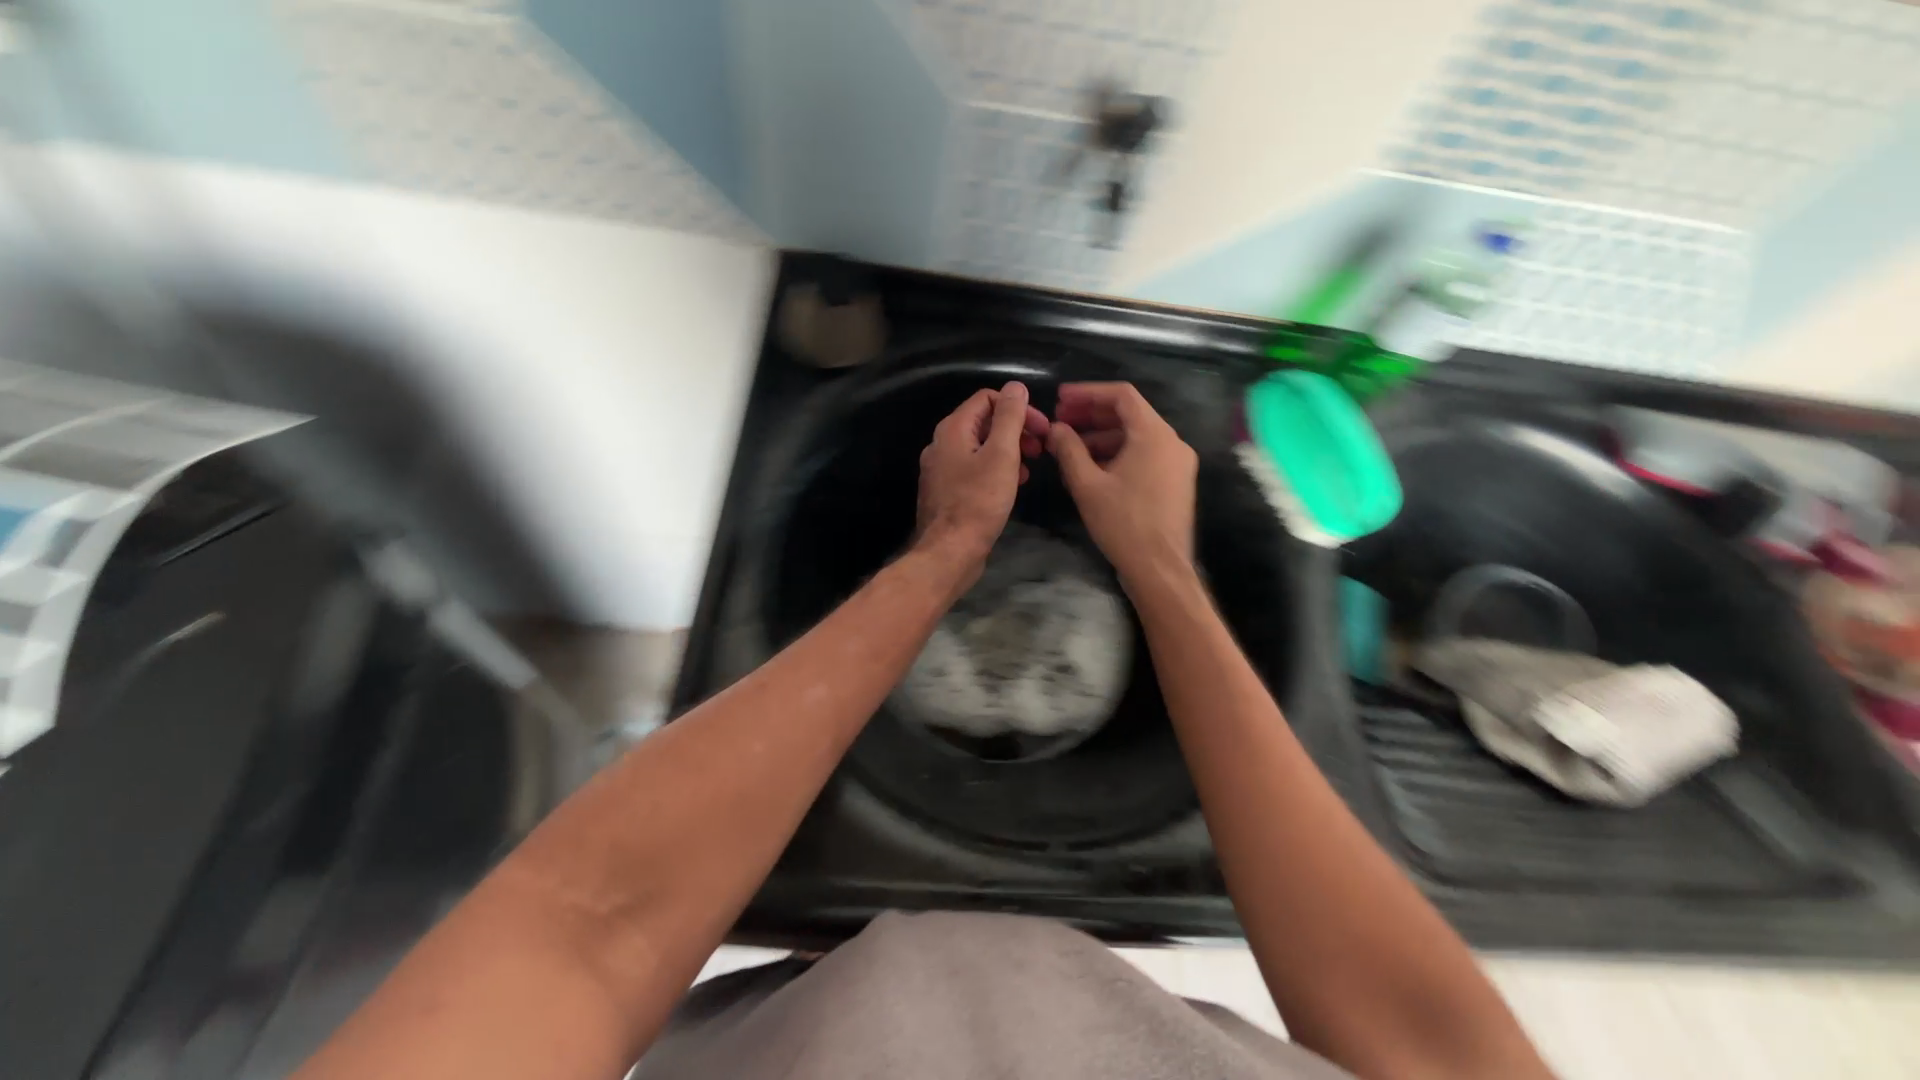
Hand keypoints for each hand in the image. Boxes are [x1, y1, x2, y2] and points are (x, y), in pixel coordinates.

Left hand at [915, 380, 1048, 572]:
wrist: (950, 552)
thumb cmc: (979, 502)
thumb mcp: (1002, 455)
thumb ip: (1009, 418)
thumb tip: (1016, 387)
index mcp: (952, 430)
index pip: (987, 399)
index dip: (1018, 408)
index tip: (1041, 430)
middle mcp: (941, 444)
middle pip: (982, 422)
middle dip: (1015, 430)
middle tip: (1039, 449)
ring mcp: (941, 470)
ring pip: (979, 448)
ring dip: (1008, 452)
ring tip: (1029, 469)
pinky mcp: (946, 492)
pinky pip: (973, 470)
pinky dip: (995, 470)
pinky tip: (1011, 487)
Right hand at [1047, 382, 1197, 585]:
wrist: (1159, 569)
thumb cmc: (1123, 523)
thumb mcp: (1087, 485)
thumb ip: (1069, 450)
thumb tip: (1055, 429)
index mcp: (1154, 434)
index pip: (1121, 395)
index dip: (1087, 392)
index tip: (1060, 399)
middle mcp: (1172, 442)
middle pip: (1130, 414)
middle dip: (1092, 415)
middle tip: (1060, 422)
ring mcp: (1178, 463)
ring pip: (1136, 436)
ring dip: (1102, 437)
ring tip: (1069, 448)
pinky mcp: (1176, 482)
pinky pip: (1145, 455)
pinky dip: (1119, 453)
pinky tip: (1092, 468)